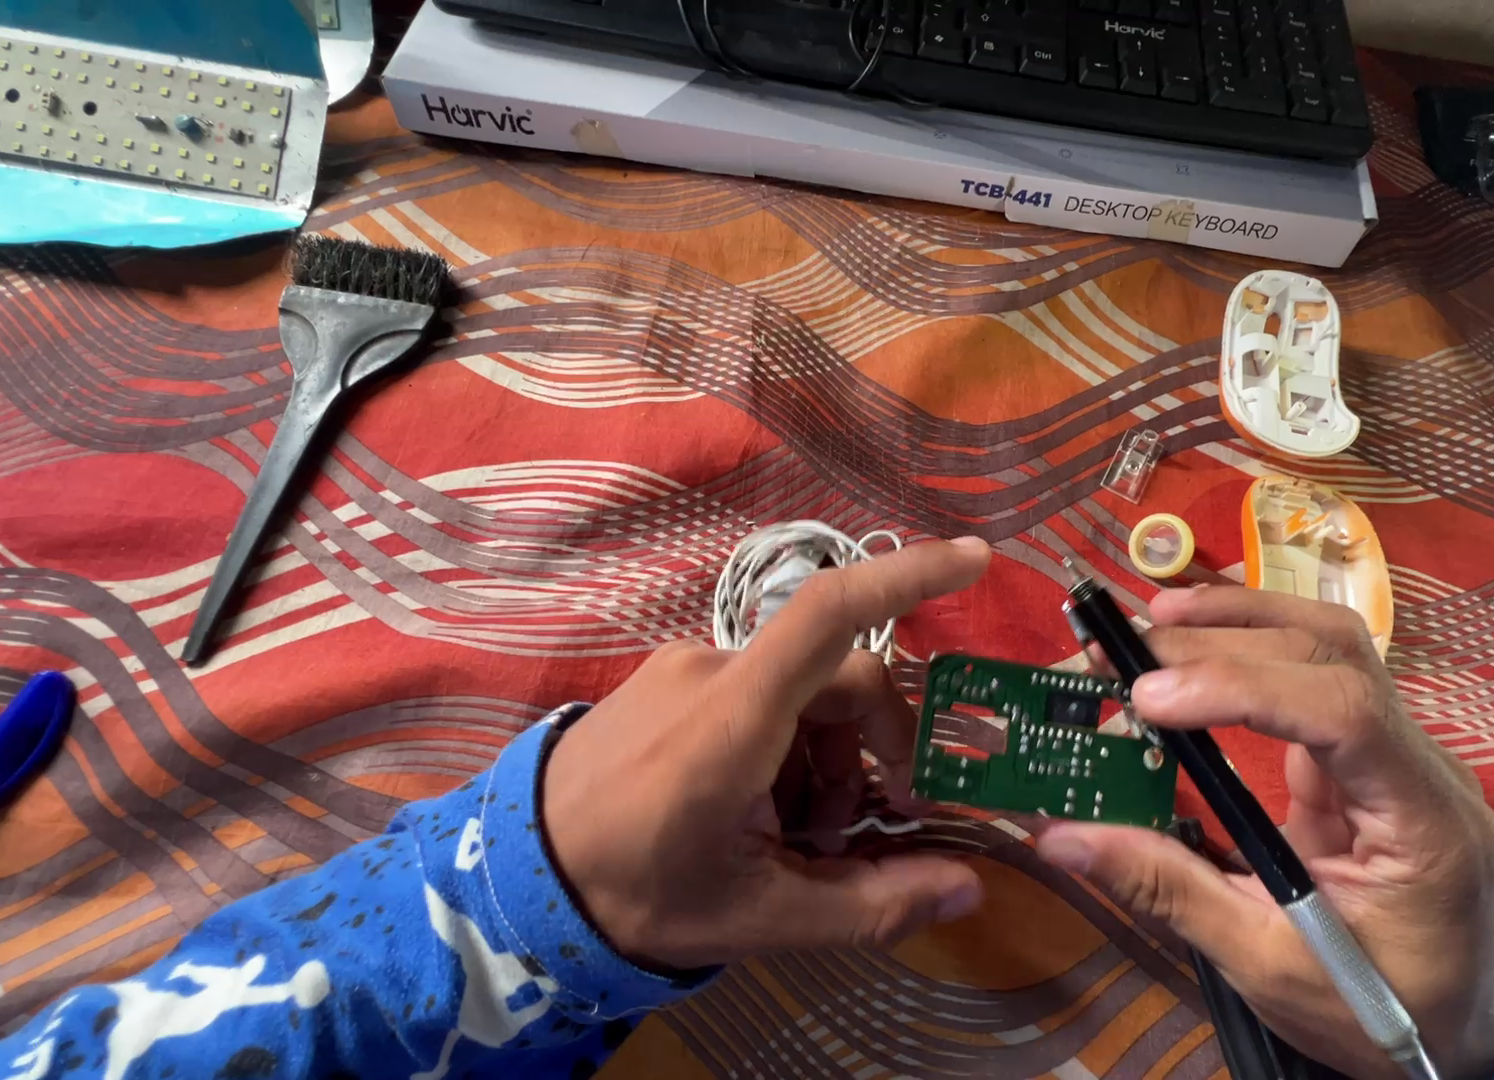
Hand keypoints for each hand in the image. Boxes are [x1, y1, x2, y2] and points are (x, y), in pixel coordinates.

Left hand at [542, 538, 991, 970]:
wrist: (515, 874)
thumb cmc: (632, 894)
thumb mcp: (757, 916)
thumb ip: (868, 905)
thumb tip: (968, 890)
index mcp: (735, 718)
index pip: (832, 612)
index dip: (910, 575)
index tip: (978, 560)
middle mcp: (715, 668)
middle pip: (842, 675)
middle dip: (877, 747)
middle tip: (874, 822)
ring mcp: (691, 664)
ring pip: (806, 686)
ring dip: (831, 754)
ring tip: (803, 831)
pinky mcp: (676, 673)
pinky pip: (763, 688)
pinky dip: (791, 739)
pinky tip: (764, 802)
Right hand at [1038, 586, 1493, 1079]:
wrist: (1456, 1034)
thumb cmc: (1378, 1012)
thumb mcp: (1266, 963)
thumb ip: (1168, 889)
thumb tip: (1059, 836)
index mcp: (1423, 822)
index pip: (1343, 712)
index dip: (1240, 687)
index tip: (1148, 701)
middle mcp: (1419, 762)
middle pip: (1330, 657)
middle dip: (1218, 642)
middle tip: (1120, 653)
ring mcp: (1393, 746)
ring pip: (1328, 643)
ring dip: (1238, 618)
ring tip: (1155, 618)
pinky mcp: (1357, 746)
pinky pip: (1309, 669)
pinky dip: (1247, 637)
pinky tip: (1197, 632)